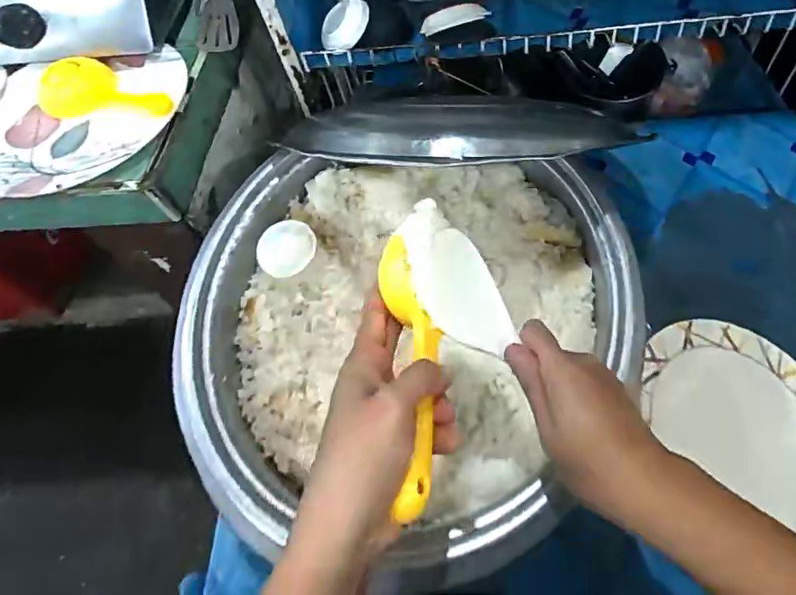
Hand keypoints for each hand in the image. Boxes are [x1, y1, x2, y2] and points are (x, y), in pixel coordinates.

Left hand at [267, 289, 458, 594]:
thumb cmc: (364, 454)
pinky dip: (438, 433)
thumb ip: (420, 377)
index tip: (401, 270)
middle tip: (446, 342)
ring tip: (442, 422)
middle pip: (405, 353)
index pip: (375, 319)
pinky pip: (427, 426)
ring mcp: (386, 418)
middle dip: (428, 353)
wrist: (349, 524)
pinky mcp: (399, 447)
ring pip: (423, 393)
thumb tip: (437, 368)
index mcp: (363, 367)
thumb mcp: (394, 406)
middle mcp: (374, 386)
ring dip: (438, 405)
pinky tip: (444, 446)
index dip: (386, 294)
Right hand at [504, 319, 665, 522]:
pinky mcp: (621, 389)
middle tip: (547, 416)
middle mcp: (585, 361)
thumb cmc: (586, 460)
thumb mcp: (548, 428)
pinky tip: (591, 429)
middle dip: (545, 375)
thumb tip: (514, 348)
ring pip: (573, 368)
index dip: (524, 346)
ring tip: (570, 427)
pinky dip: (584, 396)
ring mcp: (606, 374)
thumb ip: (531, 383)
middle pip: (554, 353)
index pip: (534, 331)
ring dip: (566, 387)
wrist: (644, 481)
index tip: (524, 376)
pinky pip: (590, 380)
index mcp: (563, 367)